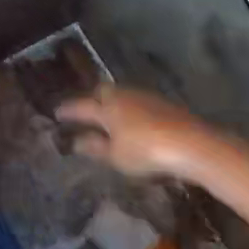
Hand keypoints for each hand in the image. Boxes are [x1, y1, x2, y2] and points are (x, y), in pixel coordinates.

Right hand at [55, 86, 226, 181]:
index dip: (68, 110)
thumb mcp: (115, 156)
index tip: (57, 112)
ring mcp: (146, 97)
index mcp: (107, 108)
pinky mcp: (164, 103)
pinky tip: (133, 121)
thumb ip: (95, 147)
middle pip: (103, 92)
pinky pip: (138, 101)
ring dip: (113, 103)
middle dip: (92, 99)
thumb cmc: (146, 152)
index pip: (81, 107)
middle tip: (86, 111)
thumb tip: (77, 141)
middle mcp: (124, 96)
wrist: (192, 144)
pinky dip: (130, 109)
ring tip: (109, 116)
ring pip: (122, 94)